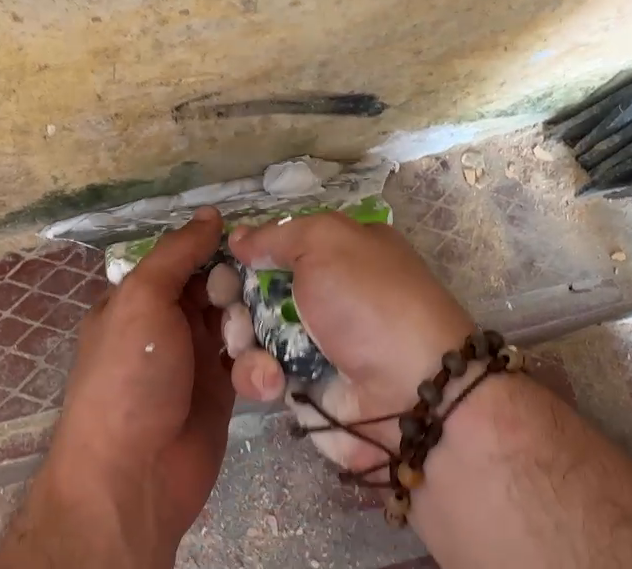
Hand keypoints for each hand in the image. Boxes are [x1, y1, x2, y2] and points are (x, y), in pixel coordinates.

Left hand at [7, 207, 233, 567]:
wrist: (132, 476)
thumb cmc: (129, 376)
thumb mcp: (142, 300)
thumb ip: (177, 254)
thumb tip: (210, 214)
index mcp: (138, 298)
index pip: (183, 258)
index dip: (215, 246)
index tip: (253, 237)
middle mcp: (167, 324)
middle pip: (215, 287)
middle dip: (241, 284)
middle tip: (267, 283)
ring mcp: (195, 359)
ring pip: (237, 322)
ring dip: (252, 324)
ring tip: (261, 331)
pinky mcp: (223, 392)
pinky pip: (249, 362)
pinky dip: (259, 362)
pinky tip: (264, 366)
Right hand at [218, 212, 472, 472]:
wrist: (412, 394)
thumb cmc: (370, 301)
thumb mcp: (326, 243)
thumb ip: (277, 236)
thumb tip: (238, 237)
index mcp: (338, 252)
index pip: (280, 245)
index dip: (247, 251)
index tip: (220, 258)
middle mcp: (324, 295)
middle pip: (256, 289)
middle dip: (233, 296)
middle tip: (225, 301)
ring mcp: (312, 343)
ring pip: (251, 333)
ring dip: (241, 336)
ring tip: (248, 342)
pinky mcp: (301, 389)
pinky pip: (261, 376)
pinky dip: (258, 375)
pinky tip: (272, 379)